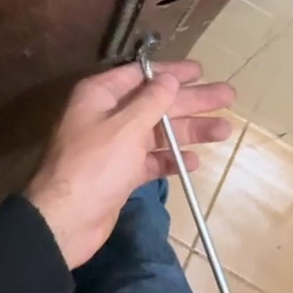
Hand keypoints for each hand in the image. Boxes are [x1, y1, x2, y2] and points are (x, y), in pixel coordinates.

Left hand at [23, 58, 234, 267]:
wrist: (65, 221)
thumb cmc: (94, 165)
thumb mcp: (126, 127)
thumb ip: (152, 101)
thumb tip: (170, 78)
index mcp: (101, 95)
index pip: (142, 75)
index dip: (172, 73)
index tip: (200, 71)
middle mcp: (108, 115)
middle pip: (157, 103)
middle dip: (192, 101)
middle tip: (228, 96)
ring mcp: (115, 146)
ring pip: (159, 132)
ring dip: (189, 131)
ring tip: (224, 130)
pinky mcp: (121, 174)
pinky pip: (151, 160)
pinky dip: (171, 160)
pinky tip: (195, 161)